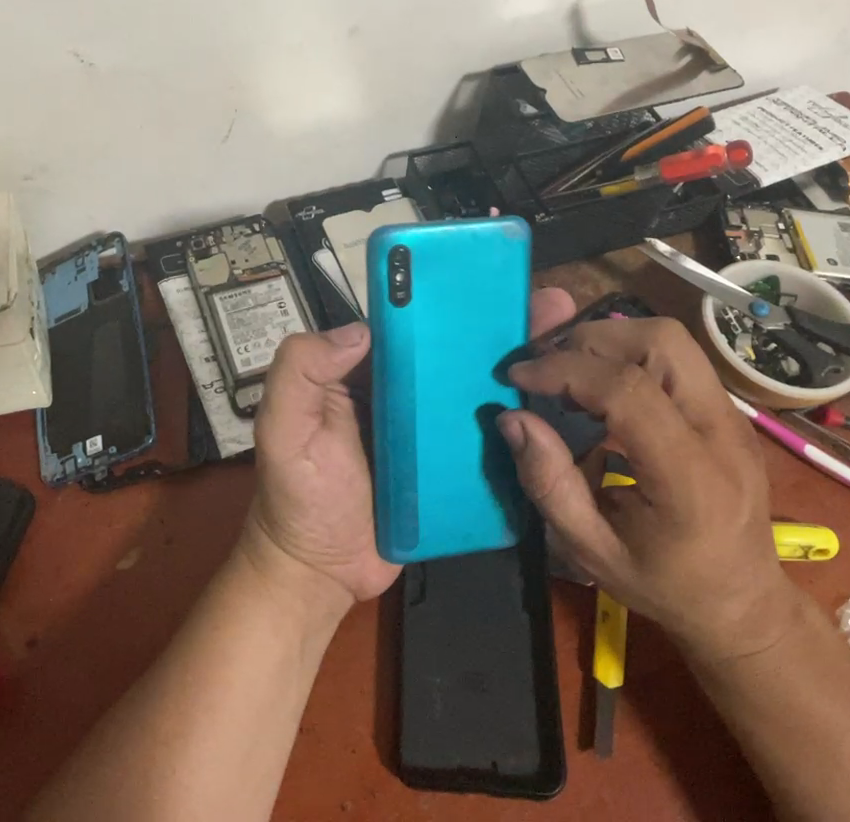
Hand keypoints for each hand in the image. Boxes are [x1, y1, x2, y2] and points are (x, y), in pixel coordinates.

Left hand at [241, 289, 579, 610]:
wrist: (320, 573)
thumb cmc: (297, 497)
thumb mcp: (282, 427)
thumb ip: (299, 370)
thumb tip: (361, 330)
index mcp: (363, 374)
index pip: (410, 326)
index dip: (448, 299)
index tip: (491, 276)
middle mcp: (402, 395)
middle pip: (455, 353)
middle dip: (502, 324)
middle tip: (553, 305)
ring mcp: (431, 434)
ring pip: (478, 392)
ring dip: (520, 370)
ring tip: (567, 346)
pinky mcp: (452, 472)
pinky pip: (488, 441)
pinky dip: (519, 425)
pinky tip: (555, 409)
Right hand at [497, 317, 799, 662]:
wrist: (743, 602)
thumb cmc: (664, 585)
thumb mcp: (591, 551)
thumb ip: (549, 483)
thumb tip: (512, 418)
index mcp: (690, 478)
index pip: (628, 389)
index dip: (565, 371)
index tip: (519, 379)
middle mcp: (722, 433)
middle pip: (660, 342)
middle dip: (591, 342)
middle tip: (547, 372)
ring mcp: (733, 417)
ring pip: (670, 340)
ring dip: (610, 344)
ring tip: (570, 377)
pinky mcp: (729, 411)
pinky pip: (676, 360)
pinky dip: (628, 358)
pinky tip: (601, 395)